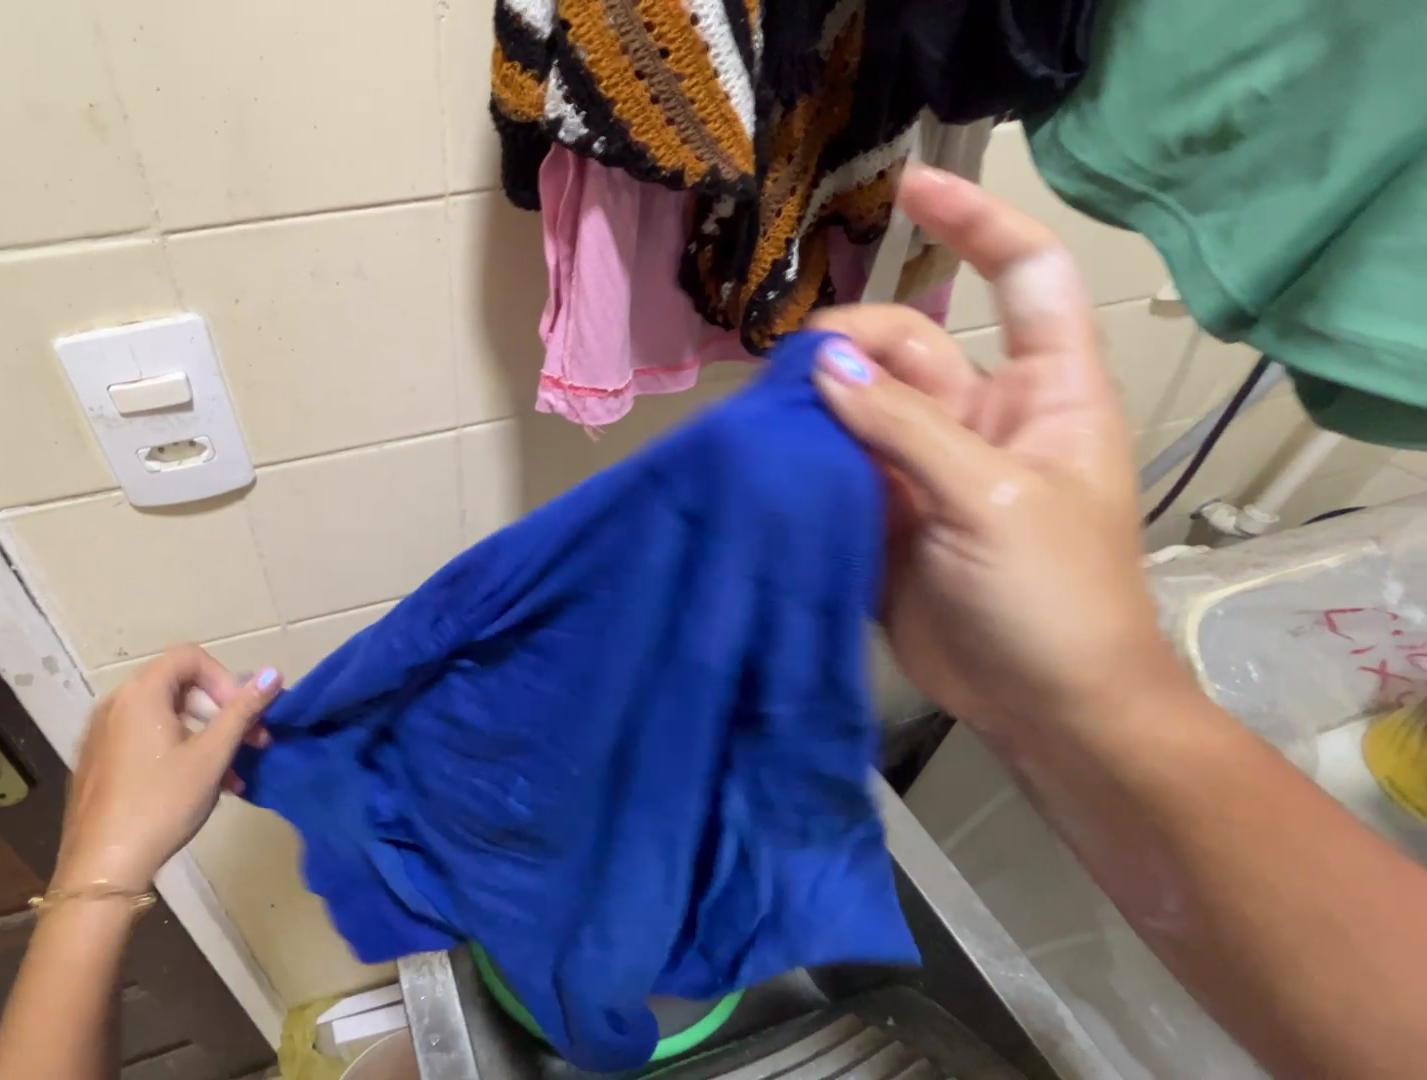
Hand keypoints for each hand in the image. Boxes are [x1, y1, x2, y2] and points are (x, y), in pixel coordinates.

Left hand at [52, 645, 279, 893]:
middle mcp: (116, 704)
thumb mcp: (211, 755)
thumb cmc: (161, 803)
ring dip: (205, 736)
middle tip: (252, 743)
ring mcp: (102, 734)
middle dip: (221, 710)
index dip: (225, 679)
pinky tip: (200, 787)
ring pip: (166, 717)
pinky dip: (178, 749)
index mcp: (141, 693)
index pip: (190, 657)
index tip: (243, 714)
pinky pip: (146, 739)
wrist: (102, 869)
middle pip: (180, 686)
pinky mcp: (99, 762)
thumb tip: (274, 673)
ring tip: (232, 776)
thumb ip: (242, 710)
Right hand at [809, 164, 1190, 737]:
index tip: (910, 190)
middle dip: (852, 342)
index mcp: (1043, 394)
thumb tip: (824, 367)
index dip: (974, 226)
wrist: (1035, 699)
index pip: (1024, 279)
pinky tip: (763, 449)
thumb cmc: (1053, 594)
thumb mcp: (992, 500)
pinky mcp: (879, 510)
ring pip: (858, 403)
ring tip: (765, 406)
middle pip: (908, 344)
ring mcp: (921, 465)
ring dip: (815, 397)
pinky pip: (833, 461)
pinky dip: (800, 452)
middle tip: (794, 370)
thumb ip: (907, 429)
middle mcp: (977, 417)